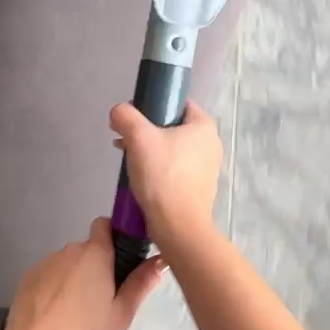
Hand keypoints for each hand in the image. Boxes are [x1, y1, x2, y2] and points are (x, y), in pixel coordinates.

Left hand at [0, 218, 164, 329]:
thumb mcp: (122, 313)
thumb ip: (141, 283)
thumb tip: (161, 259)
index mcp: (94, 254)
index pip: (104, 224)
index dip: (113, 235)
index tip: (120, 258)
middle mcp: (69, 250)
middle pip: (87, 250)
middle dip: (96, 266)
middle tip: (103, 298)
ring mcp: (46, 262)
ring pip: (67, 264)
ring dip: (74, 277)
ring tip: (76, 312)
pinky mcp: (28, 276)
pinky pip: (49, 275)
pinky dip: (54, 287)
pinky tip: (55, 314)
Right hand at [110, 100, 221, 243]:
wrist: (177, 225)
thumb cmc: (162, 175)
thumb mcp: (138, 137)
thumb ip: (125, 116)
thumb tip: (119, 112)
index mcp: (204, 127)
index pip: (180, 103)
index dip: (155, 104)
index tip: (134, 116)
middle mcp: (210, 145)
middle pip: (173, 126)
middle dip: (147, 130)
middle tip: (125, 137)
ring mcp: (206, 168)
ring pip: (172, 148)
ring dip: (149, 149)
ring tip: (127, 157)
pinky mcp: (197, 188)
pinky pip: (174, 168)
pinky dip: (158, 167)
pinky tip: (139, 176)